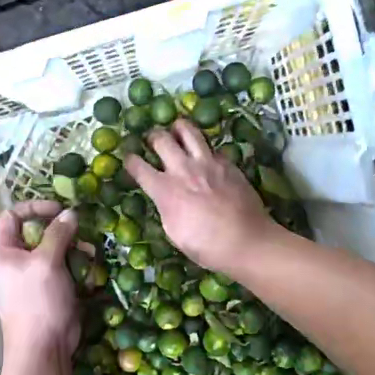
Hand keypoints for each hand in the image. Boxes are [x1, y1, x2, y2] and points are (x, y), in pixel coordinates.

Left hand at [0, 201, 80, 358]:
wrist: (43, 347)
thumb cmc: (37, 301)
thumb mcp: (47, 261)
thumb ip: (58, 233)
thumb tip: (71, 213)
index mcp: (3, 251)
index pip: (13, 216)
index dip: (35, 208)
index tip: (59, 210)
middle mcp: (15, 261)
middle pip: (38, 233)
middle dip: (62, 231)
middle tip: (80, 234)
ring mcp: (34, 276)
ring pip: (55, 250)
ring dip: (74, 249)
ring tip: (90, 254)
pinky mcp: (50, 289)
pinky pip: (64, 269)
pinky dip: (77, 266)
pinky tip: (90, 272)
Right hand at [124, 119, 278, 274]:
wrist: (245, 240)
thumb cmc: (206, 246)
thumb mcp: (174, 232)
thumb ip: (166, 208)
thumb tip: (166, 198)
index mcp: (165, 190)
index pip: (138, 166)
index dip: (129, 160)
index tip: (128, 158)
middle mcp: (183, 169)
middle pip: (161, 138)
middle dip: (153, 137)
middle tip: (153, 140)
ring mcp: (207, 162)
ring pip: (188, 130)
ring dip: (178, 128)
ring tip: (177, 131)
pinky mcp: (228, 163)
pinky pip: (212, 147)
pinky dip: (204, 148)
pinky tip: (205, 155)